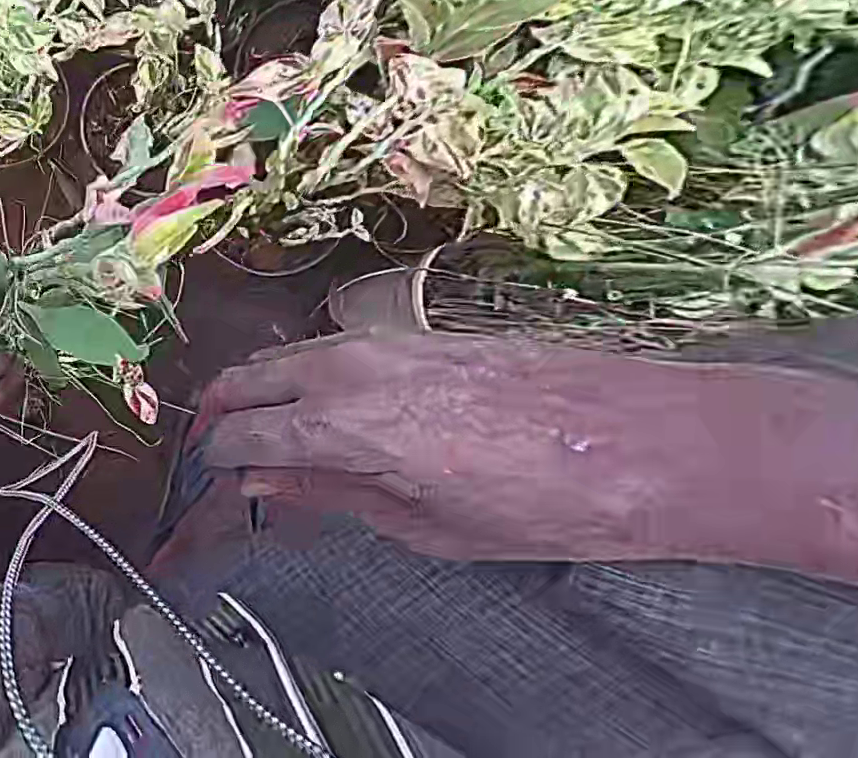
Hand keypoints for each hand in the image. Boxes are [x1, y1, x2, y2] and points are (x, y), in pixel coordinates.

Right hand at [198, 331, 796, 560]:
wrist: (644, 437)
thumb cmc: (541, 503)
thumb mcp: (425, 524)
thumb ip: (327, 492)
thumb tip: (262, 481)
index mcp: (338, 426)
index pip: (239, 433)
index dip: (216, 458)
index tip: (214, 476)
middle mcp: (337, 369)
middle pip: (238, 380)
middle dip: (213, 415)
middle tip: (215, 449)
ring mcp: (363, 342)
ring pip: (270, 358)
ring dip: (249, 390)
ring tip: (257, 430)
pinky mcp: (392, 333)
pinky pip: (312, 349)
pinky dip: (288, 375)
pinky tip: (309, 405)